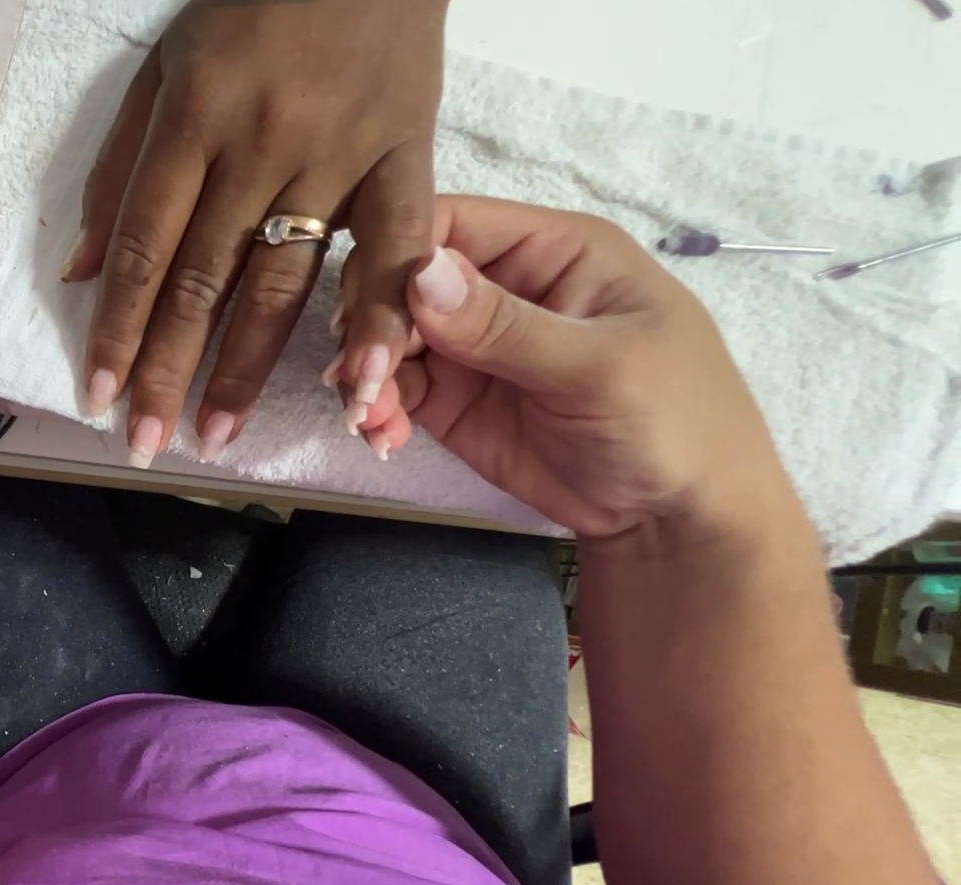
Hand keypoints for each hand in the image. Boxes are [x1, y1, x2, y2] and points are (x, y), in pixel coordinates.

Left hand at [65, 0, 446, 466]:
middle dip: (168, 372)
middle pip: (200, 282)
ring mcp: (335, 155)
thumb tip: (81, 272)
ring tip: (214, 438)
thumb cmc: (249, 1)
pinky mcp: (405, 154)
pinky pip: (394, 246)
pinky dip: (380, 315)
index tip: (99, 398)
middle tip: (146, 444)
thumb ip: (117, 172)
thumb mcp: (158, 69)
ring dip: (246, 370)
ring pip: (281, 282)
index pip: (142, 252)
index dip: (117, 331)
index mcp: (191, 120)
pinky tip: (360, 384)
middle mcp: (258, 147)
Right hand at [368, 196, 791, 539]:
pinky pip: (389, 390)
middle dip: (370, 331)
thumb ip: (505, 324)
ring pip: (384, 340)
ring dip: (365, 378)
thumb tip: (420, 275)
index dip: (394, 261)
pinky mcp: (445, 397)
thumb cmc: (668, 419)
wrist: (664, 513)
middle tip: (360, 380)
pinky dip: (375, 412)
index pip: (446, 226)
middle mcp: (496, 288)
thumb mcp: (596, 366)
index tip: (365, 317)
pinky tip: (383, 438)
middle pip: (399, 283)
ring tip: (370, 420)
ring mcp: (466, 346)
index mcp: (547, 252)